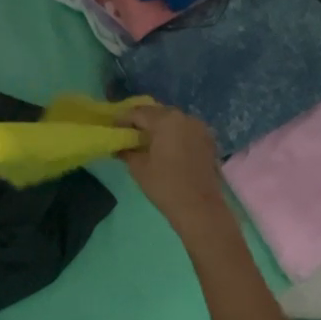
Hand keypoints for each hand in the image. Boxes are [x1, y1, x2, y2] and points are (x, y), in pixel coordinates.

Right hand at [119, 103, 227, 228]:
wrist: (199, 206)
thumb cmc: (164, 185)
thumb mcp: (138, 167)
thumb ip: (127, 151)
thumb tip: (119, 146)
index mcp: (165, 120)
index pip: (138, 113)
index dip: (122, 119)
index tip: (112, 127)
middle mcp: (184, 117)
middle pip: (157, 113)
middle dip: (142, 121)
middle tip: (128, 133)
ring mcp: (199, 127)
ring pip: (173, 120)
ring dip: (158, 127)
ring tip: (146, 140)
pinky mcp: (208, 140)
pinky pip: (185, 130)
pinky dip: (173, 134)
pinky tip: (165, 147)